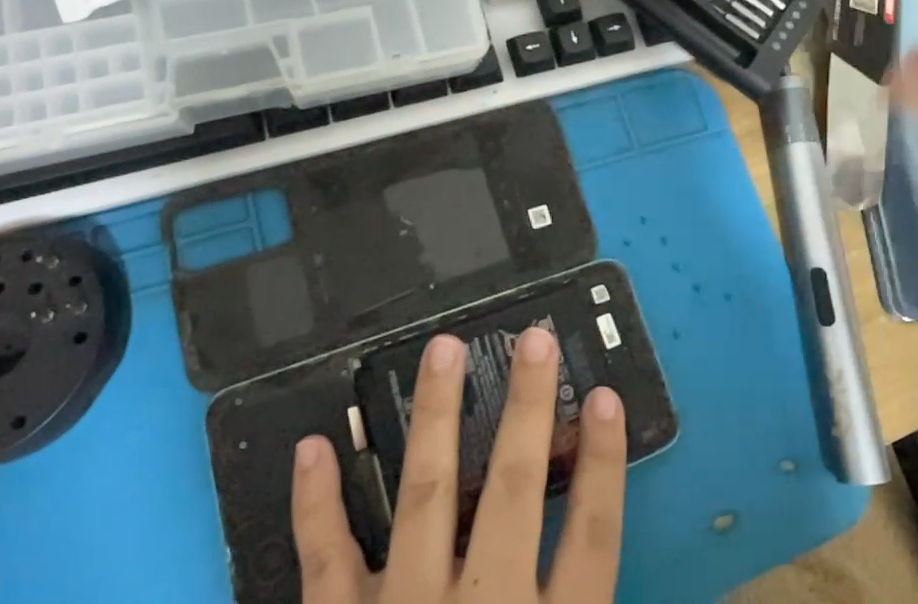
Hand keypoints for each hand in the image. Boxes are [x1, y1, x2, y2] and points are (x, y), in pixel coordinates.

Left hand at [291, 325, 628, 602]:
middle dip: (524, 412)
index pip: (592, 538)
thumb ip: (582, 599)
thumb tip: (603, 573)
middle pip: (511, 492)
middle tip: (532, 340)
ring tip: (439, 351)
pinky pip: (324, 559)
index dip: (603, 466)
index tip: (606, 399)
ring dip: (432, 419)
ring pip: (423, 495)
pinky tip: (311, 445)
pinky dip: (315, 503)